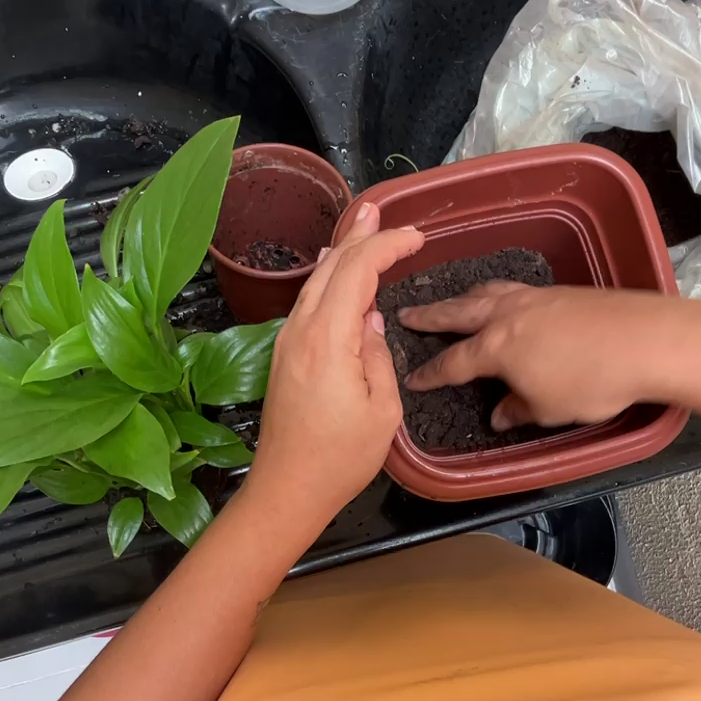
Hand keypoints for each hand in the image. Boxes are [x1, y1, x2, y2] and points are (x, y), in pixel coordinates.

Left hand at [247, 202, 423, 530]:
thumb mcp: (381, 410)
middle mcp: (301, 331)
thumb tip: (371, 323)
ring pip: (315, 283)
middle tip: (383, 212)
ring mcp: (287, 343)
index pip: (358, 272)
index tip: (416, 238)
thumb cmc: (340, 457)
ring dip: (341, 254)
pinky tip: (334, 274)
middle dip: (360, 236)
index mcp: (328, 339)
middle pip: (331, 268)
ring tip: (362, 228)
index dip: (387, 247)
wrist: (287, 488)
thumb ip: (378, 356)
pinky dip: (327, 280)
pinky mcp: (284, 357)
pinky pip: (307, 304)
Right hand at [401, 282, 700, 429]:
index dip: (429, 374)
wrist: (649, 340)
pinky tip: (500, 299)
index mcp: (495, 347)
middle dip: (430, 316)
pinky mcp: (559, 292)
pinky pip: (512, 288)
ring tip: (451, 302)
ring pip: (486, 293)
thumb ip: (517, 409)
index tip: (411, 379)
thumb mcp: (548, 408)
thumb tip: (499, 414)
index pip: (452, 362)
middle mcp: (507, 316)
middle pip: (458, 313)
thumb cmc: (593, 381)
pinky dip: (494, 293)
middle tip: (405, 313)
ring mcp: (534, 298)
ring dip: (462, 298)